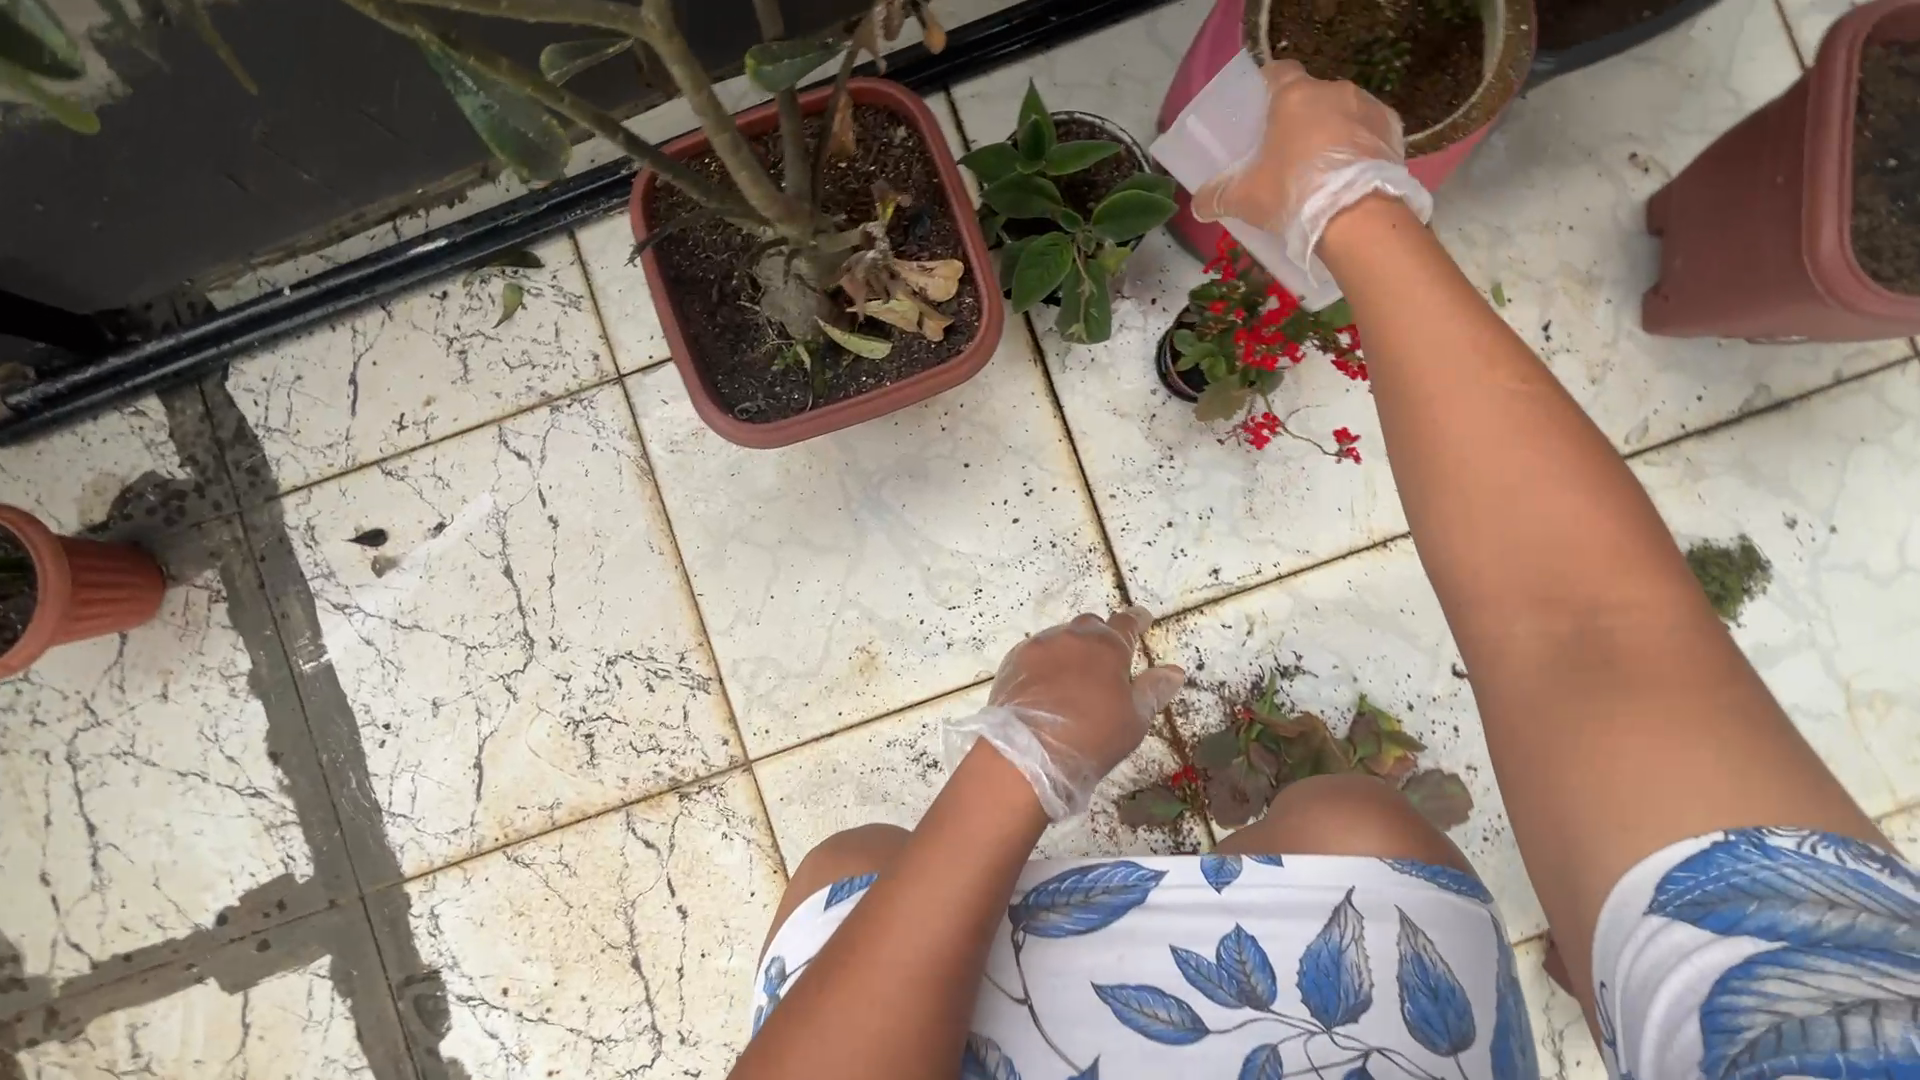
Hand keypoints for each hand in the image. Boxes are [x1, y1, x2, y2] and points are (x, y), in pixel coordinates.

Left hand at [947, 607, 1185, 819]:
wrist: (1029, 755)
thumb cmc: (1092, 737)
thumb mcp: (1134, 719)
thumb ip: (1153, 690)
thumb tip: (1175, 671)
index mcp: (1106, 646)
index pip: (1126, 623)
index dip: (1136, 621)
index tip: (1142, 618)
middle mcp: (1071, 637)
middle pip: (1090, 627)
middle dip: (1100, 636)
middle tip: (1106, 657)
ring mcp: (1038, 647)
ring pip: (1060, 638)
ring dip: (1070, 650)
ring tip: (1073, 675)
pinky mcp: (1012, 663)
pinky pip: (1035, 654)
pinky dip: (1045, 663)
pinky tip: (1045, 684)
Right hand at [1193, 60, 1422, 268]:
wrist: (1354, 214)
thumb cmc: (1291, 194)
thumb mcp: (1244, 199)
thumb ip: (1217, 197)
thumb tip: (1198, 205)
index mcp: (1294, 96)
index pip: (1278, 73)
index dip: (1268, 87)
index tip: (1262, 108)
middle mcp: (1333, 91)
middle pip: (1312, 96)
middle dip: (1301, 118)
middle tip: (1288, 152)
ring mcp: (1367, 107)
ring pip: (1343, 112)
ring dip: (1332, 131)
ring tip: (1322, 168)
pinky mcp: (1392, 129)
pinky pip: (1369, 131)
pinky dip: (1359, 146)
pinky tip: (1348, 173)